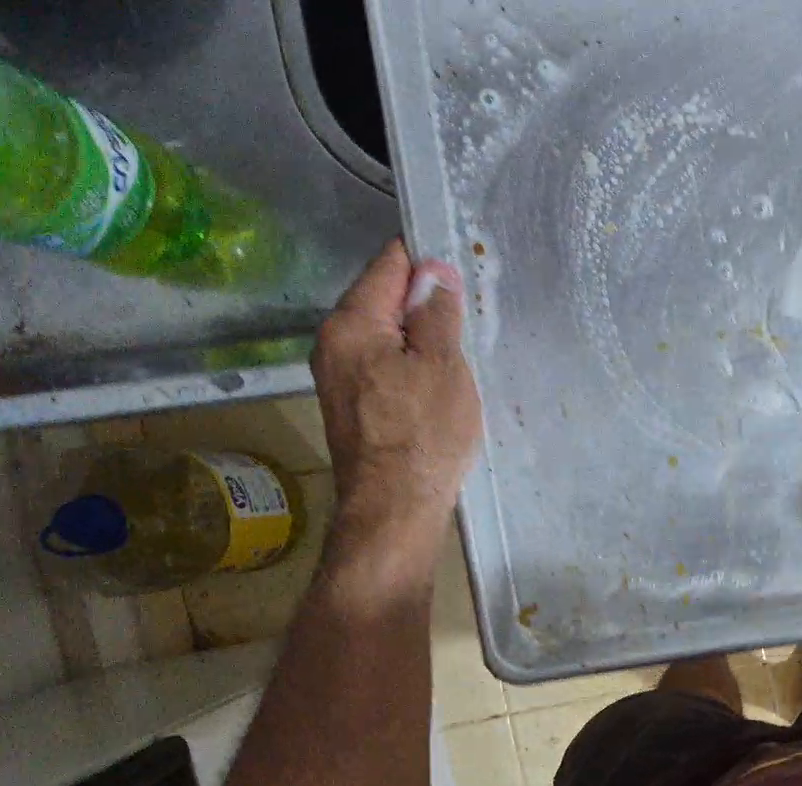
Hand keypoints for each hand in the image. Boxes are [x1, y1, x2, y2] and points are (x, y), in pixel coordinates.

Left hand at [312, 238, 482, 533]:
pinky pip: (381, 365)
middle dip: (422, 301)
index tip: (461, 271)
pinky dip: (408, 363)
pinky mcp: (349, 406)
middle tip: (469, 316)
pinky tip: (435, 383)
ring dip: (417, 336)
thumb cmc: (425, 433)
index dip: (426, 262)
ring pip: (382, 335)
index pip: (388, 266)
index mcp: (351, 323)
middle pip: (381, 301)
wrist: (394, 507)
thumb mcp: (443, 366)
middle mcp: (332, 342)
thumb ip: (436, 314)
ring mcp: (336, 376)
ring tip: (458, 351)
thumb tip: (433, 270)